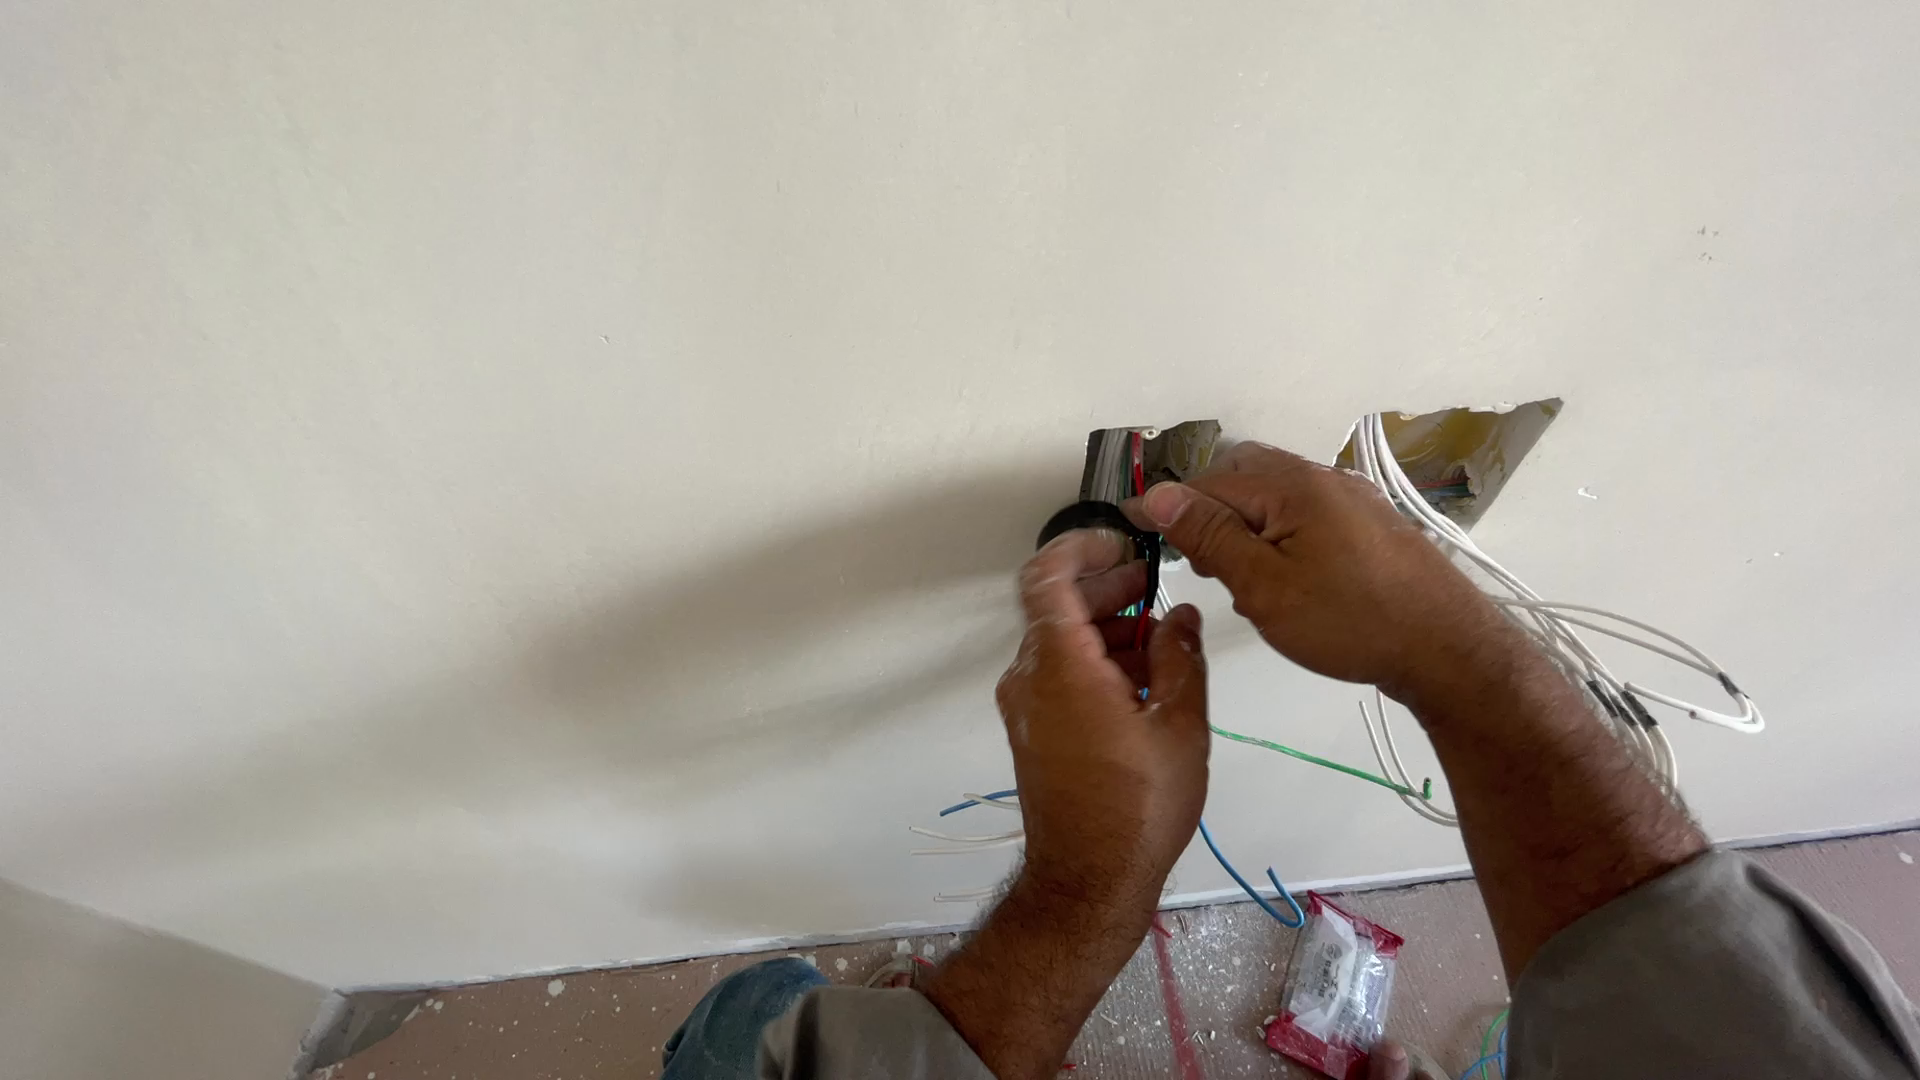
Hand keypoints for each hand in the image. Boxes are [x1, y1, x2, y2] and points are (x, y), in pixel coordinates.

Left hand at [921, 528, 1209, 1079]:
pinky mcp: (1031, 726)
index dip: (1080, 548)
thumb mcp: (1179, 726)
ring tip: (1161, 641)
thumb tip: (1180, 615)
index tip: (1122, 547)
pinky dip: (1094, 661)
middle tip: (1154, 590)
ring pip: (1061, 640)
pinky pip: (1058, 672)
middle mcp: (1029, 675)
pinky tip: (1141, 679)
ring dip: (1105, 628)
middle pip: (1058, 606)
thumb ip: (1180, 658)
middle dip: (1106, 589)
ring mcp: (1025, 702)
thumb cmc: (1138, 805)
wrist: (1087, 880)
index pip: (1046, 576)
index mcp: (1060, 665)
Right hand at [1121, 442, 1519, 708]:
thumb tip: (1157, 494)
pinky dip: (1276, 531)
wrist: (1452, 653)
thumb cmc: (1349, 622)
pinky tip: (1285, 574)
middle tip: (1201, 561)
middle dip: (1209, 510)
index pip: (1208, 483)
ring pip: (1273, 493)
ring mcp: (1350, 497)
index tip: (1135, 532)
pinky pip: (1303, 510)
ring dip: (1243, 522)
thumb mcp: (1263, 586)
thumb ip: (1209, 535)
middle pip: (1242, 474)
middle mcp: (1322, 477)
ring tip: (1243, 576)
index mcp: (1292, 486)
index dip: (1168, 507)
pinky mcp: (1368, 522)